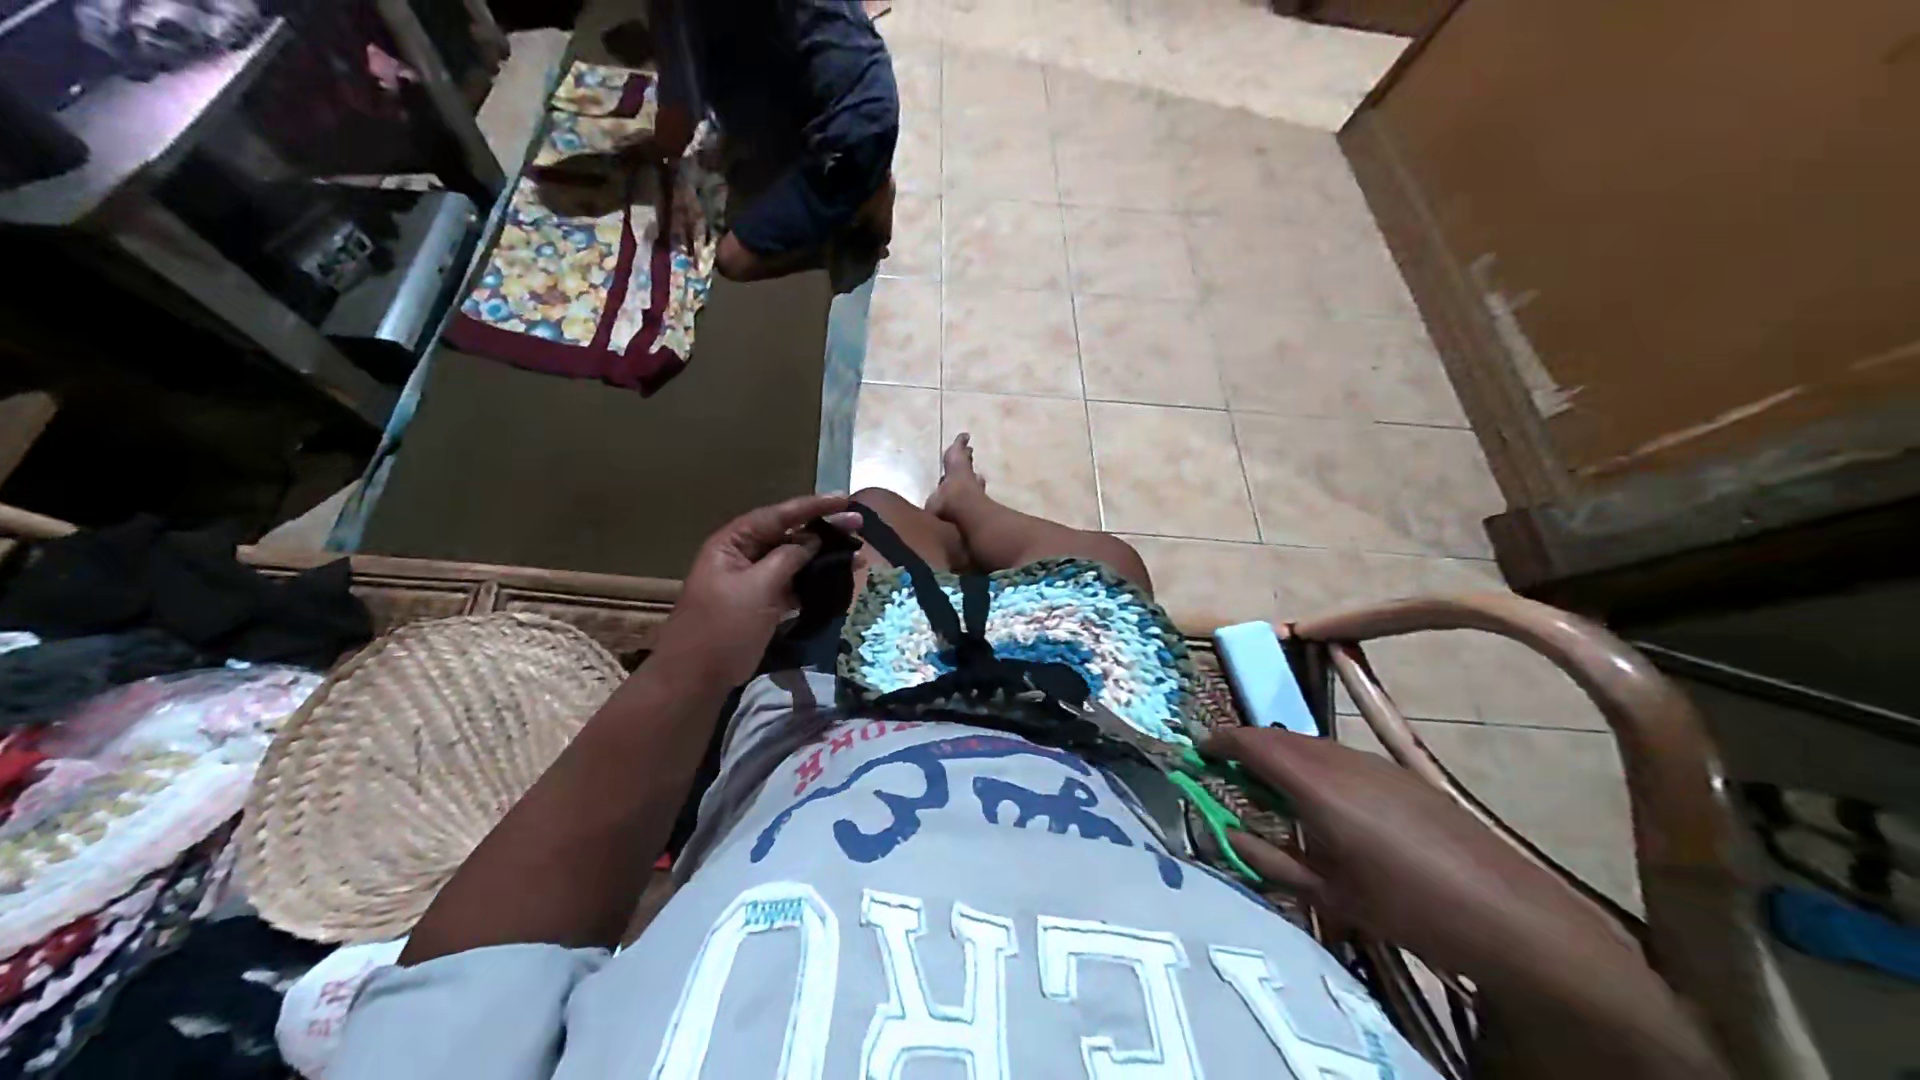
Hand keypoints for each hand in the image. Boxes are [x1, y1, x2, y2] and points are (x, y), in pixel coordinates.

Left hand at [653, 494, 854, 684]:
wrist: (697, 677)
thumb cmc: (722, 627)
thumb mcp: (757, 588)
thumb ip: (787, 558)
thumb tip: (812, 540)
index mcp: (733, 543)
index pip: (777, 516)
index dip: (812, 506)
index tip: (844, 499)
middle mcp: (743, 555)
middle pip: (788, 534)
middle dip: (823, 529)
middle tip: (858, 525)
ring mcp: (754, 579)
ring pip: (794, 559)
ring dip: (823, 555)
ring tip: (856, 552)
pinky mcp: (764, 602)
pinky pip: (794, 582)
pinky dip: (815, 580)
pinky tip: (840, 578)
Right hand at [1201, 727, 1638, 995]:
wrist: (1508, 913)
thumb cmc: (1405, 906)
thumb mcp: (1327, 892)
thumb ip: (1268, 859)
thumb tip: (1227, 834)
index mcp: (1315, 785)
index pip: (1253, 743)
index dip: (1221, 741)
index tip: (1200, 750)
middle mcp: (1340, 761)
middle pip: (1280, 738)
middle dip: (1248, 747)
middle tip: (1230, 771)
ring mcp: (1374, 763)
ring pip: (1311, 745)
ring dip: (1282, 756)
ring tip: (1273, 789)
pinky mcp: (1399, 775)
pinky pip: (1340, 757)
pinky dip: (1314, 766)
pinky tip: (1325, 803)